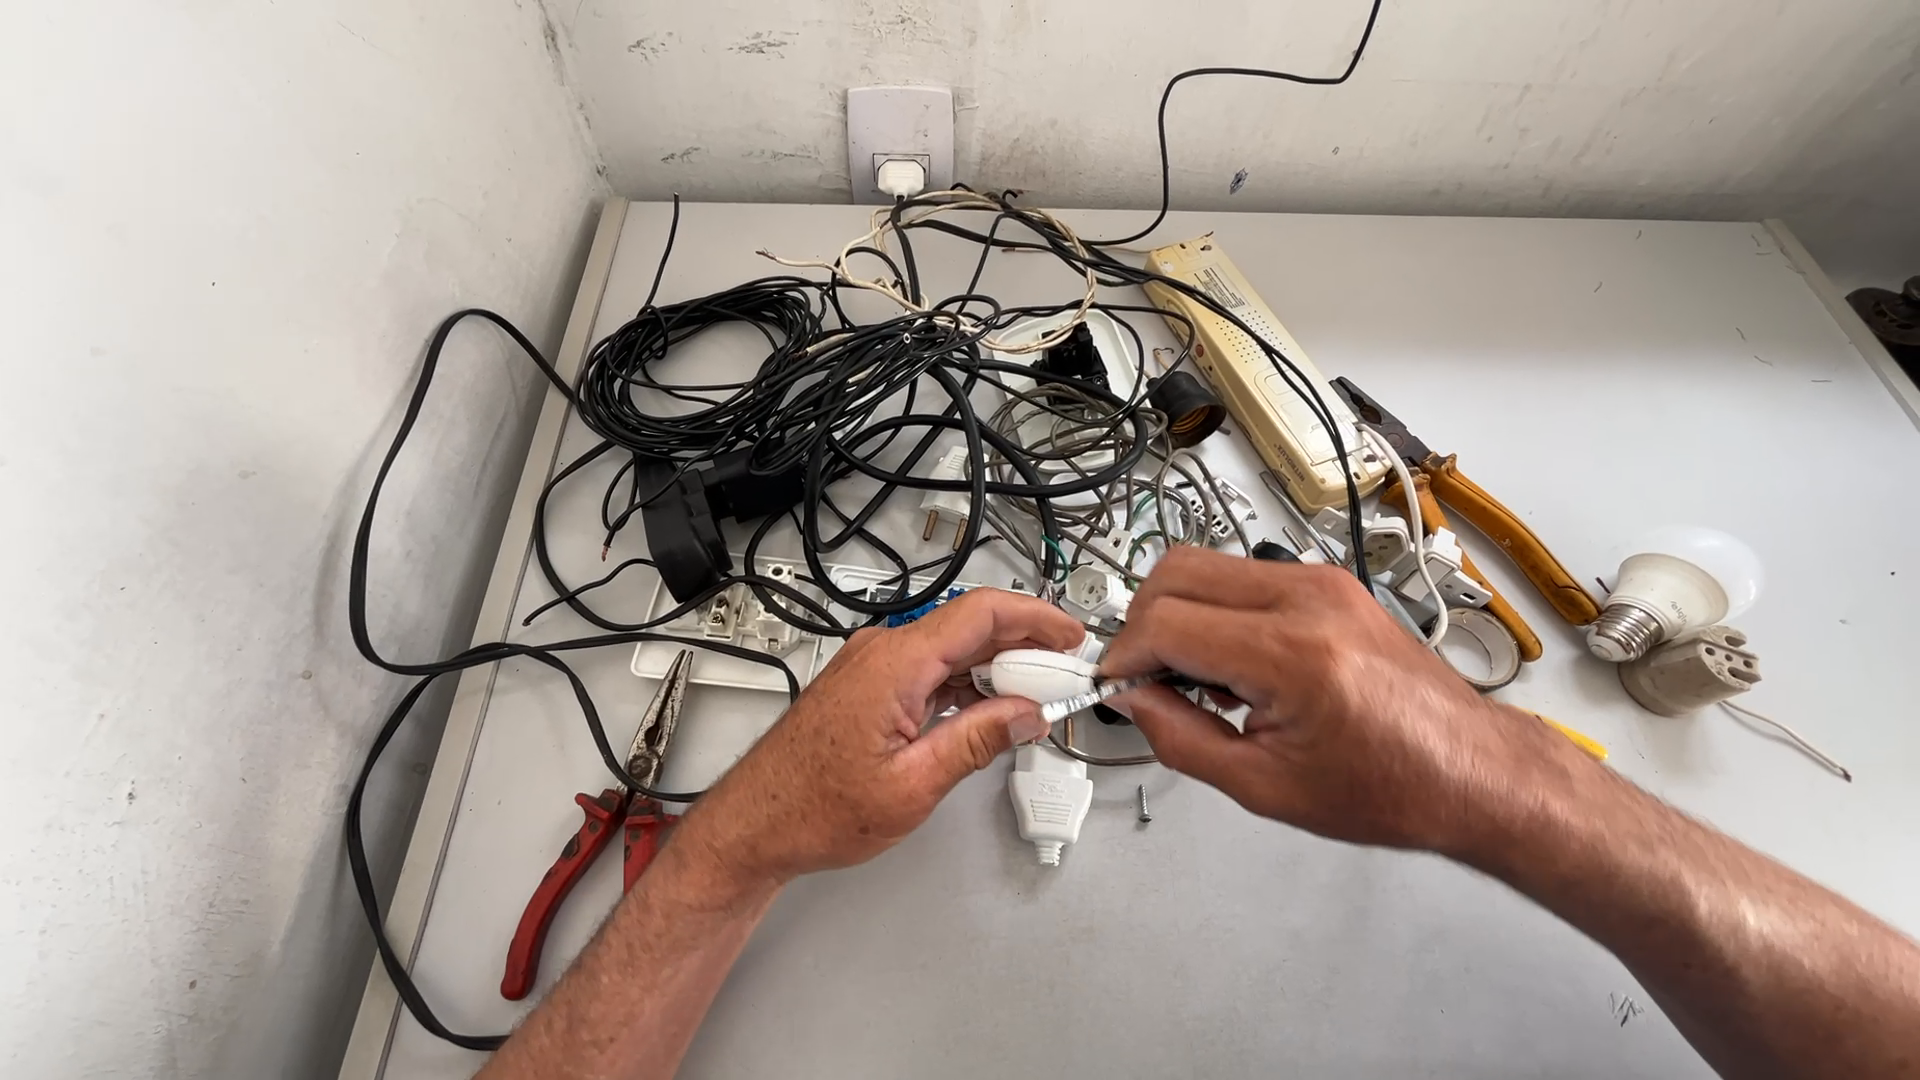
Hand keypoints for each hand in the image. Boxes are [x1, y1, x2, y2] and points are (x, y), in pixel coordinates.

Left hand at [669, 588, 1083, 892]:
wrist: (755, 823)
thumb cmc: (813, 808)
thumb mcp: (912, 785)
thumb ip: (977, 741)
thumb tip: (1026, 714)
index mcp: (895, 665)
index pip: (980, 613)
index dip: (1035, 617)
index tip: (1069, 635)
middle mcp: (882, 652)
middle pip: (970, 626)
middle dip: (1024, 646)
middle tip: (1062, 677)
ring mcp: (873, 666)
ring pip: (951, 648)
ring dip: (996, 667)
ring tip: (1034, 698)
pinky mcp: (870, 683)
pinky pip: (930, 668)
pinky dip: (966, 682)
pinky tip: (989, 707)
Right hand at [1101, 548, 1569, 854]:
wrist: (1473, 769)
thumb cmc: (1389, 788)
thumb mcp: (1263, 786)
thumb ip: (1178, 736)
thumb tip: (1130, 696)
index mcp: (1294, 654)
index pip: (1166, 622)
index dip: (1125, 656)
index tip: (1116, 685)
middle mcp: (1306, 598)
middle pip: (1174, 572)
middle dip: (1140, 624)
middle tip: (1146, 678)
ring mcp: (1319, 580)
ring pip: (1201, 564)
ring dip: (1175, 612)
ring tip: (1194, 674)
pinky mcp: (1325, 580)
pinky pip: (1237, 573)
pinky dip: (1209, 607)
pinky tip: (1228, 659)